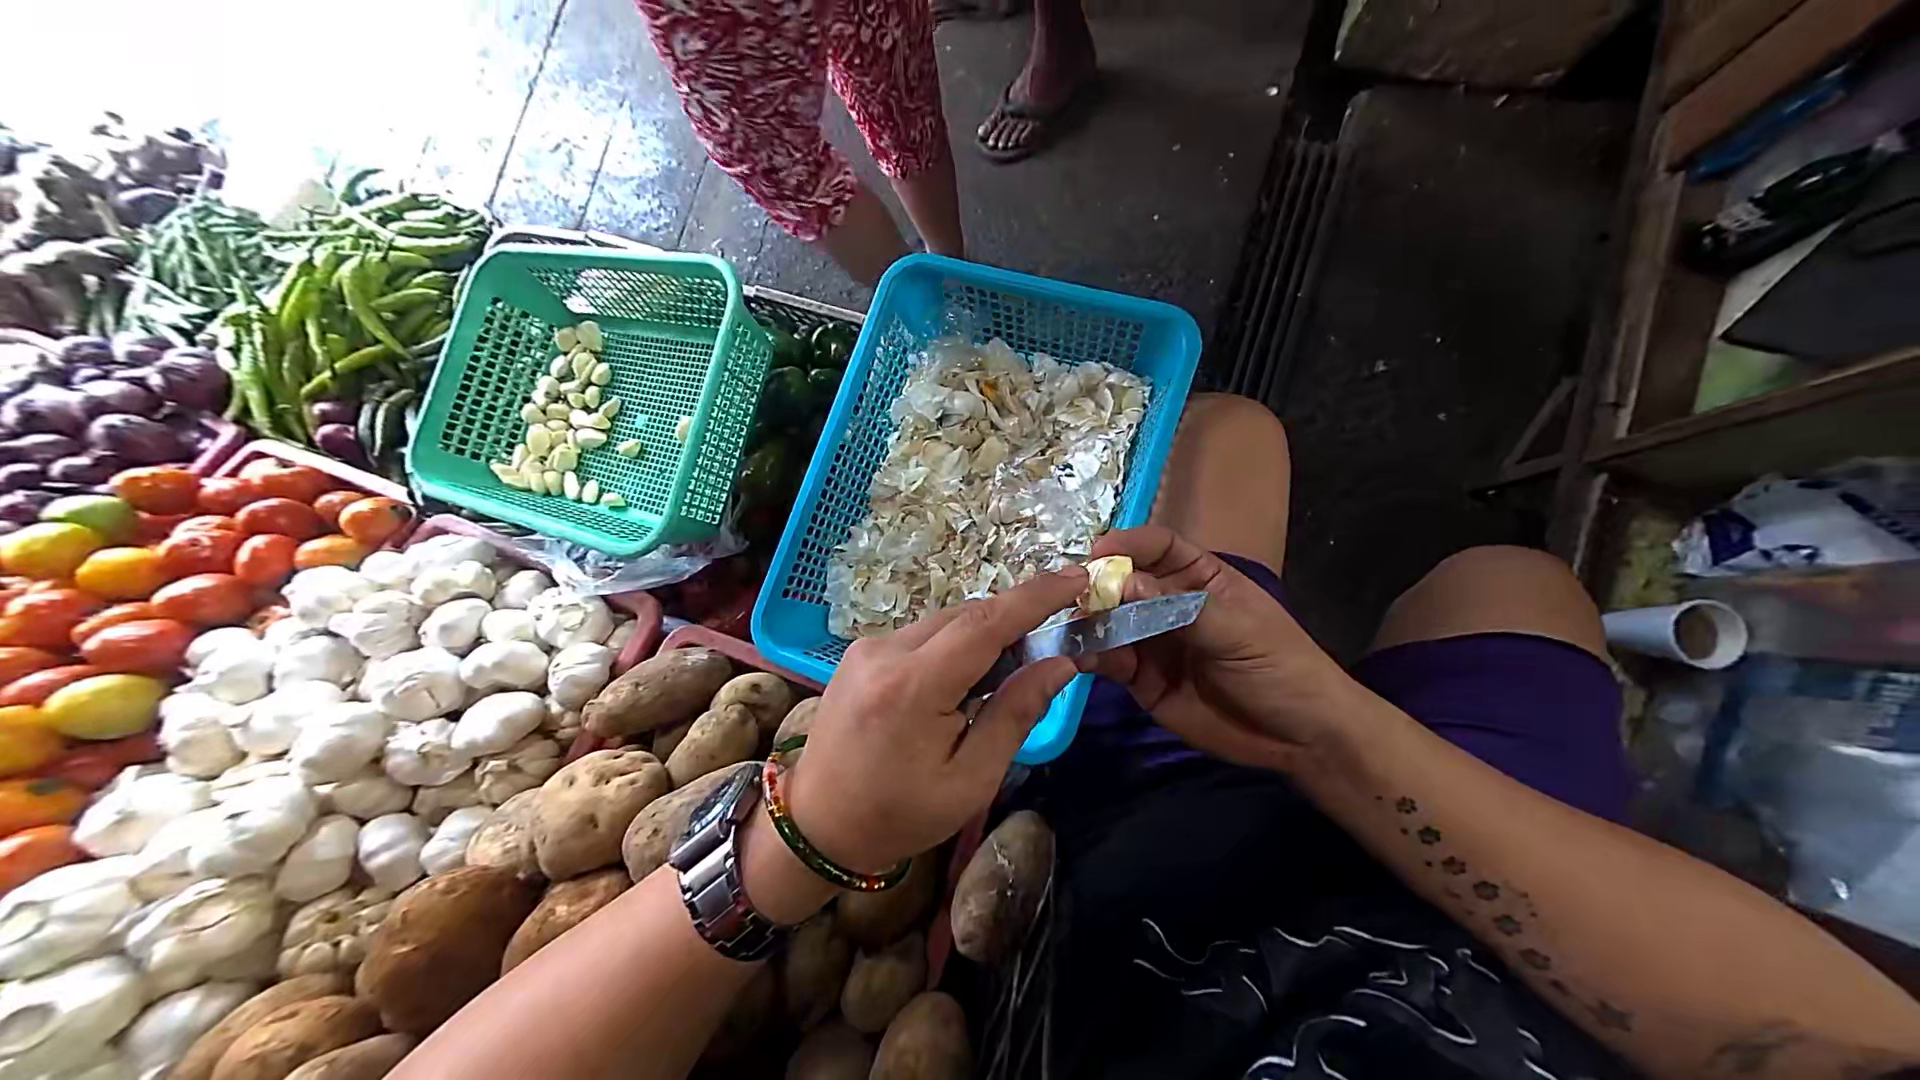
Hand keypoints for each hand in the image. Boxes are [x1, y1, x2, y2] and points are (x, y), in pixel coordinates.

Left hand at [784, 565, 1087, 874]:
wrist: (816, 825)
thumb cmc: (899, 815)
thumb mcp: (971, 779)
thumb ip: (1016, 713)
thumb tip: (1060, 662)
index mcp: (912, 687)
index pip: (985, 624)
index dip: (1035, 597)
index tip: (1077, 578)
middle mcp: (885, 652)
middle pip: (966, 616)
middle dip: (1015, 619)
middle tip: (1054, 637)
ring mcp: (867, 648)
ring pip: (944, 622)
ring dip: (983, 634)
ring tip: (1008, 670)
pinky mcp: (860, 653)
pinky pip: (922, 634)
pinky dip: (954, 644)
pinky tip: (963, 679)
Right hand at [1082, 525, 1357, 770]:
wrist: (1299, 738)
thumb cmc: (1281, 668)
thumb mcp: (1239, 630)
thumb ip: (1181, 609)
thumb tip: (1125, 583)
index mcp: (1199, 578)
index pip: (1158, 547)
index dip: (1128, 544)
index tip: (1099, 551)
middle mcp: (1167, 603)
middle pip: (1123, 582)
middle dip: (1099, 585)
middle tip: (1077, 597)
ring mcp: (1151, 640)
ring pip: (1110, 621)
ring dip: (1090, 622)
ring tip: (1077, 630)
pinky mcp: (1140, 678)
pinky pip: (1109, 660)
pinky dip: (1091, 656)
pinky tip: (1083, 658)